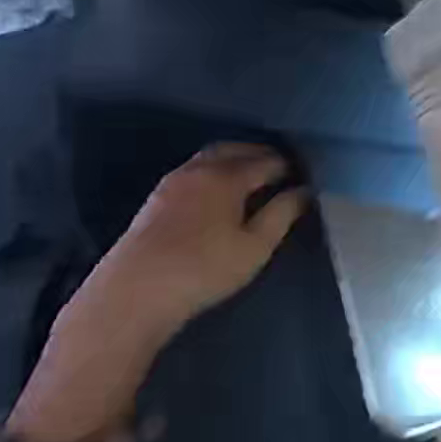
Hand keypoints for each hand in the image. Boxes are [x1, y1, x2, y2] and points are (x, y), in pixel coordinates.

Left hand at [68, 142, 308, 342]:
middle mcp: (198, 170)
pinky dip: (216, 170)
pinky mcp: (156, 198)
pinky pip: (195, 170)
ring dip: (235, 160)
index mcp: (226, 177)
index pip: (265, 161)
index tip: (305, 175)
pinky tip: (222, 192)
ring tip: (255, 177)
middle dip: (260, 154)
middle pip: (234, 150)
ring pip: (210, 158)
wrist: (135, 292)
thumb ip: (282, 214)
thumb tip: (304, 191)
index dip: (287, 166)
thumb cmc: (206, 268)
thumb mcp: (256, 246)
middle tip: (282, 168)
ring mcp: (172, 182)